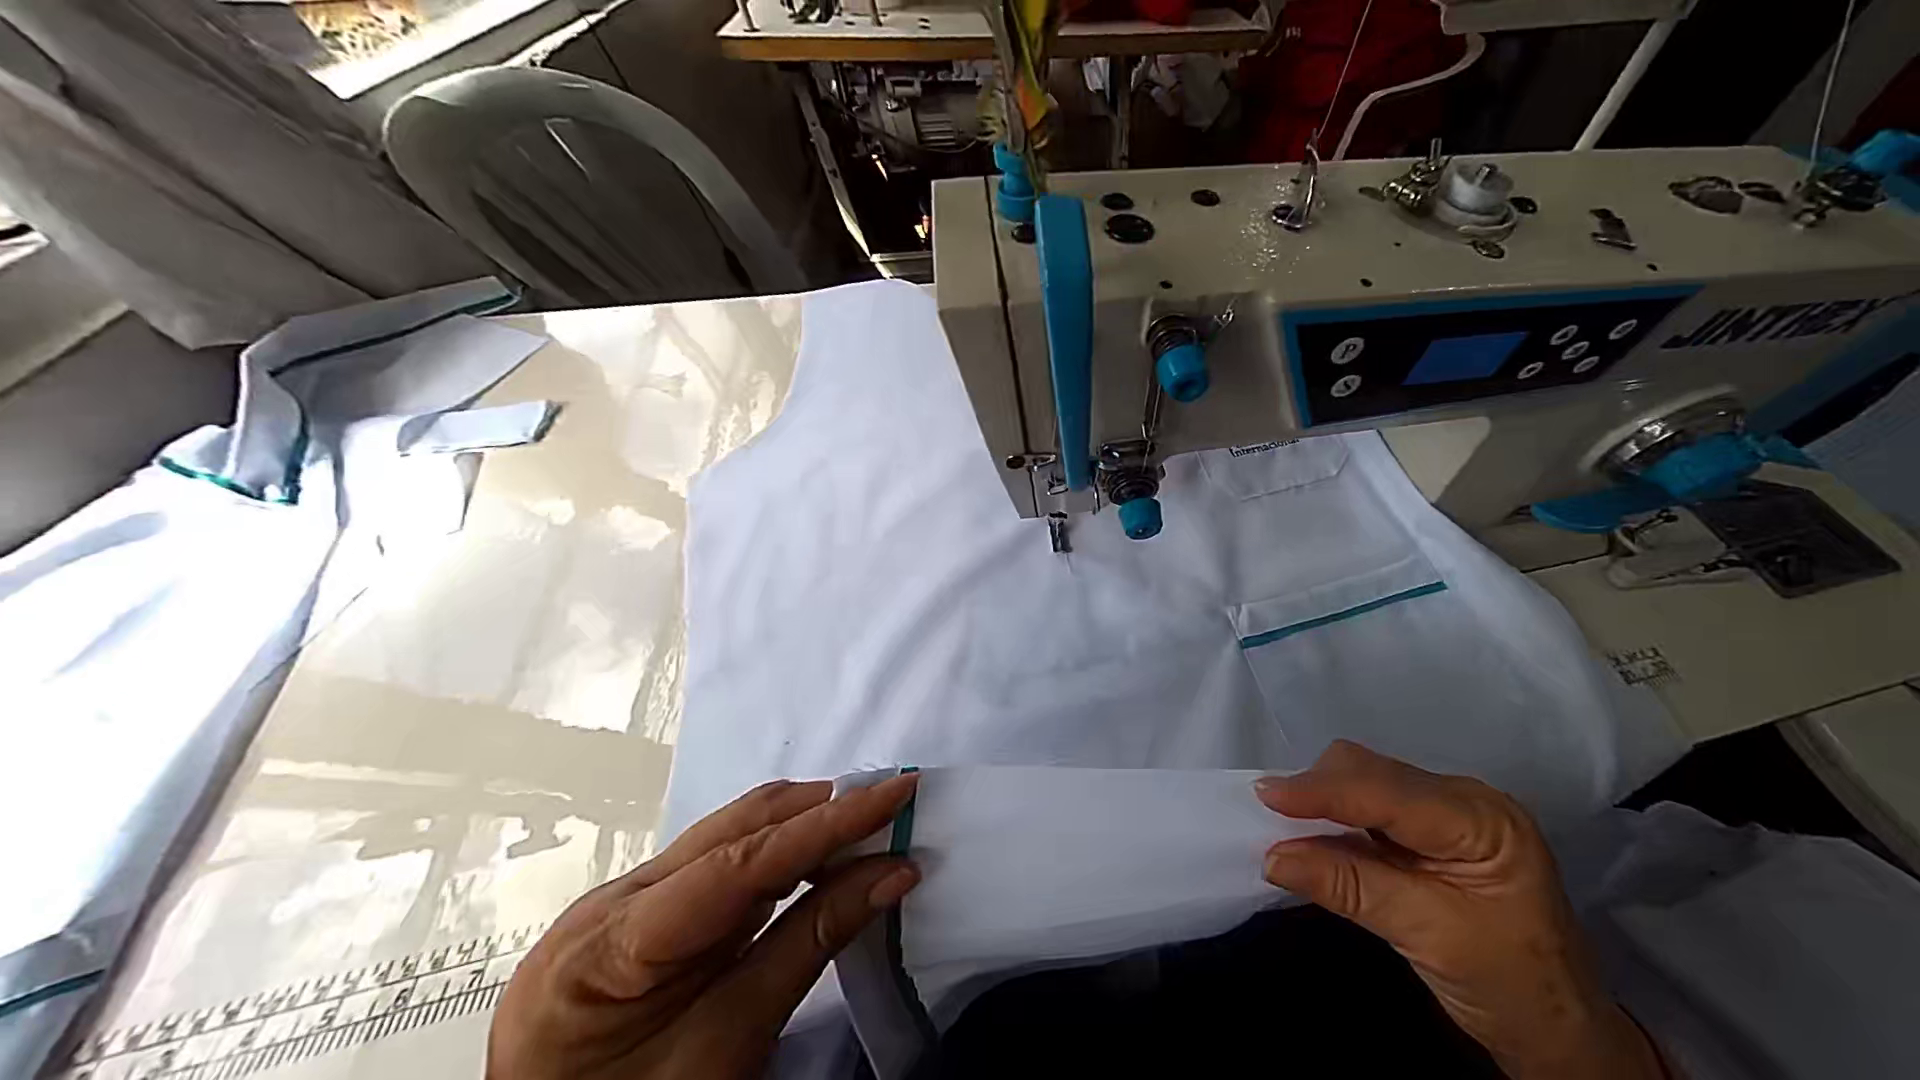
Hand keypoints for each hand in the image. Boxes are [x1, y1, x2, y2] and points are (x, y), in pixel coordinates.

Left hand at [487, 774, 920, 1079]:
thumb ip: (807, 947)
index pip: (742, 861)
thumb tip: (889, 874)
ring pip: (733, 833)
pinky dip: (783, 852)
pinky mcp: (651, 907)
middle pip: (736, 829)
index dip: (829, 823)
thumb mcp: (726, 1046)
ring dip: (807, 823)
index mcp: (613, 941)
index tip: (897, 792)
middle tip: (897, 803)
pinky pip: (726, 860)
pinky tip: (820, 855)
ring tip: (873, 822)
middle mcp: (617, 897)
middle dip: (823, 808)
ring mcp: (630, 897)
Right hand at [1257, 741, 1667, 1079]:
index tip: (1263, 796)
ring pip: (1362, 778)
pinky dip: (1334, 815)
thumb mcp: (1427, 936)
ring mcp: (1445, 808)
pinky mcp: (1426, 824)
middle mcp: (1463, 799)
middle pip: (1369, 770)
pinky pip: (1366, 801)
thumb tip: (1273, 856)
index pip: (1386, 791)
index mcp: (1483, 822)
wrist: (1558, 1029)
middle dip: (1317, 790)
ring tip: (1288, 830)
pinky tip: (1316, 836)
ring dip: (1321, 800)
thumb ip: (1349, 886)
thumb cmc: (1510, 985)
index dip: (1322, 790)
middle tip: (1272, 822)